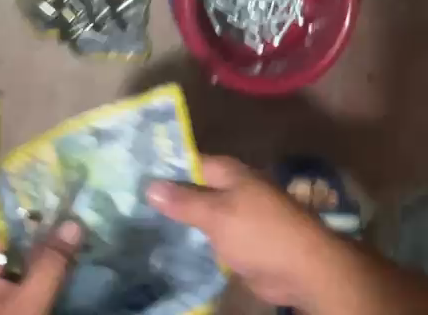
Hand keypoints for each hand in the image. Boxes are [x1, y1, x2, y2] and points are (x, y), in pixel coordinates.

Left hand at [0, 221, 81, 314]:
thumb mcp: (29, 305)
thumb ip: (50, 263)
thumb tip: (74, 222)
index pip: (11, 228)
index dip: (41, 219)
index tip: (73, 211)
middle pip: (15, 248)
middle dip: (47, 242)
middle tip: (82, 230)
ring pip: (19, 269)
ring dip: (45, 262)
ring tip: (77, 248)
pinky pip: (17, 287)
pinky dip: (37, 281)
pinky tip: (61, 276)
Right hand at [145, 156, 348, 307]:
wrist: (300, 266)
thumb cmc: (259, 230)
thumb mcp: (218, 213)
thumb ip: (185, 200)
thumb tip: (150, 184)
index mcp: (227, 172)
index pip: (188, 161)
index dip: (163, 167)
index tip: (132, 174)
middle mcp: (230, 188)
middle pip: (192, 188)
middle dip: (165, 196)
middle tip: (126, 205)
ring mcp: (234, 216)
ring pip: (198, 215)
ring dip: (176, 222)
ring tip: (137, 227)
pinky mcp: (236, 242)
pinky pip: (206, 237)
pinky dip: (189, 242)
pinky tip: (164, 250)